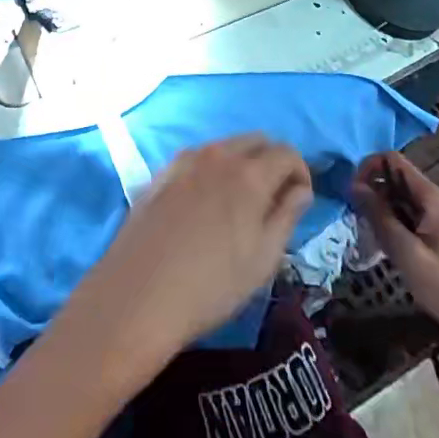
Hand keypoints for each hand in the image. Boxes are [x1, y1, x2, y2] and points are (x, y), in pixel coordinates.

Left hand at [65, 135, 313, 358]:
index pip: (287, 152)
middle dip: (272, 161)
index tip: (300, 199)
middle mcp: (218, 156)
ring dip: (242, 162)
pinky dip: (212, 169)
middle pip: (256, 140)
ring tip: (239, 202)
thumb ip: (287, 216)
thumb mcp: (263, 259)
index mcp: (250, 174)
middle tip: (273, 198)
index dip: (300, 171)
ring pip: (225, 146)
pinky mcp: (160, 174)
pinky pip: (197, 158)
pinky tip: (204, 203)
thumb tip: (300, 190)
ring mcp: (184, 161)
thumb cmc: (211, 286)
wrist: (137, 297)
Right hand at [350, 152, 438, 341]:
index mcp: (431, 197)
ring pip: (405, 205)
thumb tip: (355, 184)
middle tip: (359, 226)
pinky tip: (395, 257)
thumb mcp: (408, 254)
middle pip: (398, 182)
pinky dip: (399, 231)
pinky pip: (416, 223)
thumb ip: (380, 218)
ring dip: (385, 216)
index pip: (393, 160)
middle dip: (374, 196)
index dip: (368, 169)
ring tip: (373, 245)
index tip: (352, 195)